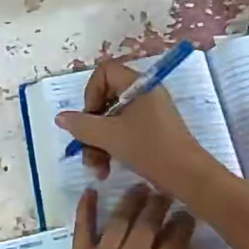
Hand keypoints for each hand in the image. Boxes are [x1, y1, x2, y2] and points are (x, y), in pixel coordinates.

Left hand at [43, 185, 222, 248]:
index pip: (173, 245)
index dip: (183, 226)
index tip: (190, 212)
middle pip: (148, 225)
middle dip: (160, 205)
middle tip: (167, 189)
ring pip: (120, 220)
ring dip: (132, 200)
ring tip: (142, 184)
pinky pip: (83, 227)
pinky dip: (86, 208)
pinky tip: (90, 191)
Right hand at [54, 59, 215, 189]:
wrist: (187, 176)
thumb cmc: (149, 149)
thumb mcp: (110, 137)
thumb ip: (82, 125)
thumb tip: (61, 117)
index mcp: (139, 85)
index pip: (104, 73)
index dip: (90, 93)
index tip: (88, 118)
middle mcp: (145, 95)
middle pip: (106, 100)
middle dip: (91, 128)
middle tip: (86, 151)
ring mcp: (150, 115)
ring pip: (112, 121)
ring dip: (98, 144)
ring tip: (97, 169)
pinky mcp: (153, 133)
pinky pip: (124, 133)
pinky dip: (112, 149)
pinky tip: (107, 170)